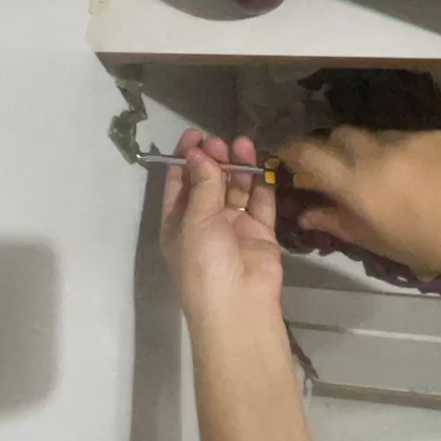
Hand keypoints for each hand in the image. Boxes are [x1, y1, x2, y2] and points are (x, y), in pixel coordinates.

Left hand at [160, 129, 282, 326]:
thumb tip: (198, 154)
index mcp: (178, 223)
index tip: (195, 135)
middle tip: (221, 142)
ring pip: (236, 190)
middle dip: (214, 161)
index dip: (186, 159)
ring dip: (238, 168)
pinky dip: (262, 184)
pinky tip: (262, 164)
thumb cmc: (204, 262)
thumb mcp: (195, 221)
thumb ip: (202, 186)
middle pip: (210, 183)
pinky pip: (261, 203)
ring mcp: (234, 228)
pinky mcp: (260, 233)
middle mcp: (205, 223)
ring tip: (242, 145)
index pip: (180, 184)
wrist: (238, 306)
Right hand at [277, 127, 440, 277]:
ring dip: (363, 150)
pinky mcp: (431, 134)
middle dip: (329, 149)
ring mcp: (404, 139)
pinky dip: (396, 152)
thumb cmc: (427, 243)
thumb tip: (306, 215)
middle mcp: (374, 152)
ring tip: (379, 176)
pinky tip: (414, 174)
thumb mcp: (376, 239)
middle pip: (337, 136)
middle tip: (335, 171)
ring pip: (370, 135)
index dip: (290, 150)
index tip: (284, 156)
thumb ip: (337, 222)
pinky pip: (402, 138)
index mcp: (355, 182)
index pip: (307, 152)